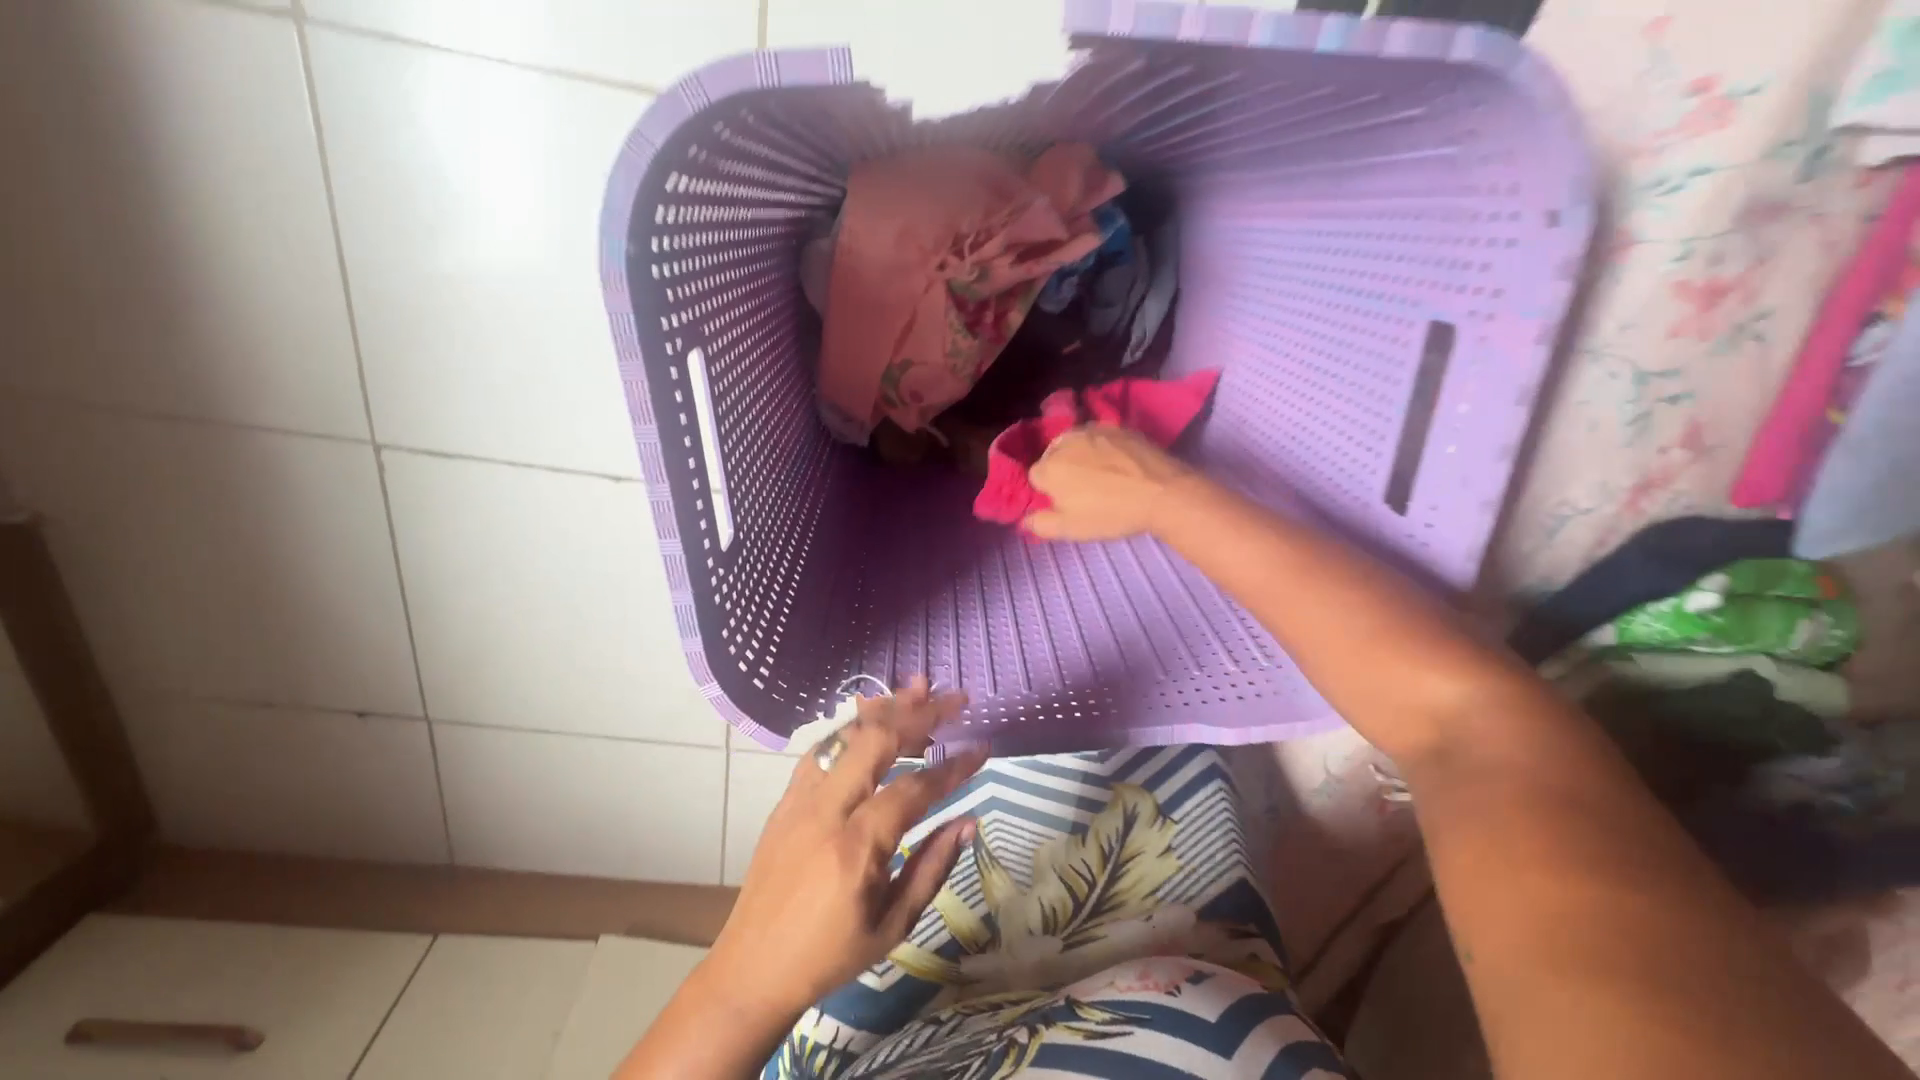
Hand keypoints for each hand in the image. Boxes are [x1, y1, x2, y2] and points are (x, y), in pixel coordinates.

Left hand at [704, 677, 987, 1016]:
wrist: (752, 968)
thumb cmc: (830, 955)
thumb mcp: (893, 925)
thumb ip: (932, 868)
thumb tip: (968, 821)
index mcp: (856, 846)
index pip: (914, 788)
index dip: (952, 766)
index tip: (983, 747)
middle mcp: (826, 810)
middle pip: (876, 741)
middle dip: (920, 712)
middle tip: (956, 698)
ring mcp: (799, 800)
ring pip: (846, 736)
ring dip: (885, 710)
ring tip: (919, 688)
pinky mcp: (785, 801)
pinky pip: (821, 752)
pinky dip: (851, 731)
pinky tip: (871, 724)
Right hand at [1024, 424, 1199, 540]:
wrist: (1162, 493)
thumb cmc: (1111, 513)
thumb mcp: (1071, 529)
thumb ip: (1040, 524)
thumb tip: (1025, 518)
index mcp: (1048, 467)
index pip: (1035, 477)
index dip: (1047, 491)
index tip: (1065, 503)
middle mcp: (1065, 442)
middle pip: (1053, 455)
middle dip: (1062, 469)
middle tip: (1084, 490)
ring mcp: (1093, 429)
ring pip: (1075, 442)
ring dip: (1080, 455)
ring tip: (1101, 474)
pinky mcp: (1117, 426)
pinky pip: (1099, 436)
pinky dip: (1101, 447)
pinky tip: (1117, 462)